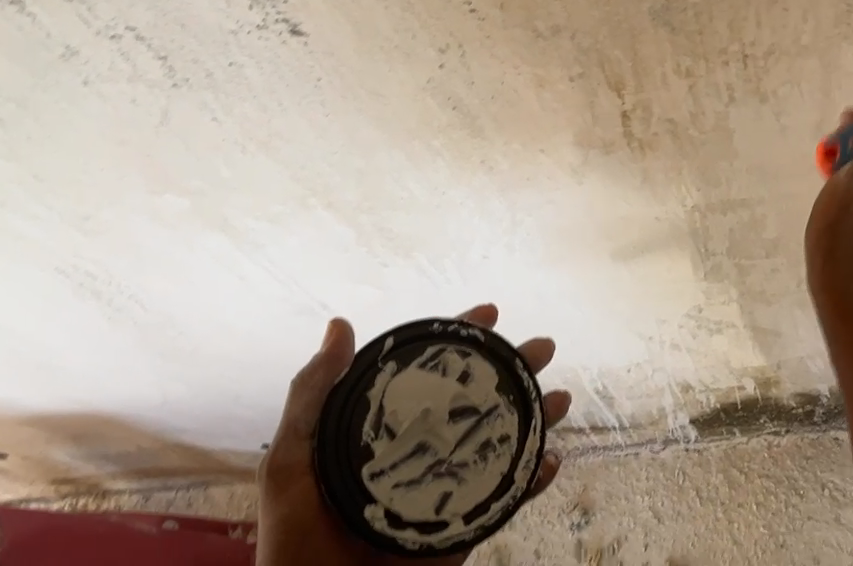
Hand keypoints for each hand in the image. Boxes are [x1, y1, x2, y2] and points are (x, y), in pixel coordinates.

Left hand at [255, 304, 571, 565]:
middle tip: (543, 348)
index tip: (491, 311)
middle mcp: (424, 448)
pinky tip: (551, 459)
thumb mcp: (290, 463)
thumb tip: (340, 325)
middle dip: (516, 367)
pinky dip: (534, 479)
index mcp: (387, 427)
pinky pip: (508, 498)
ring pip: (502, 439)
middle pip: (478, 397)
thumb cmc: (296, 541)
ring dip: (537, 416)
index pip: (430, 369)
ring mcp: (448, 486)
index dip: (461, 335)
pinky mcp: (464, 528)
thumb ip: (311, 396)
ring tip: (562, 398)